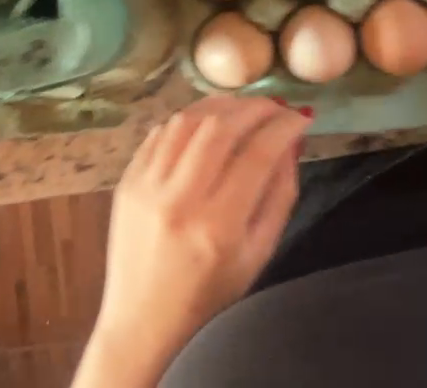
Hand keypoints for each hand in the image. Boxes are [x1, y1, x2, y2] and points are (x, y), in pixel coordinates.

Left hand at [78, 96, 310, 384]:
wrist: (142, 321)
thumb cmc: (210, 293)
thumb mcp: (259, 253)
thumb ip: (280, 193)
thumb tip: (292, 140)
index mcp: (217, 226)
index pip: (257, 154)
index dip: (284, 127)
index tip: (299, 117)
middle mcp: (178, 200)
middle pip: (219, 126)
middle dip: (255, 107)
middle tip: (275, 105)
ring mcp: (146, 186)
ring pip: (187, 119)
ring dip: (222, 105)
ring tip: (244, 109)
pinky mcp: (127, 179)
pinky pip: (161, 131)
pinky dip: (189, 119)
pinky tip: (208, 124)